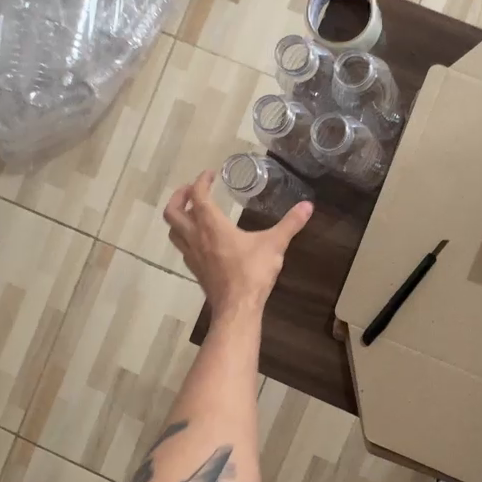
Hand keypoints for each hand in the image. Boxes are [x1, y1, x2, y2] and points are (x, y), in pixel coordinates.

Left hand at [163, 169, 311, 318]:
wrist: (237, 307)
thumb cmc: (252, 272)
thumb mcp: (275, 245)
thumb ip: (290, 224)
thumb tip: (308, 206)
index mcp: (211, 224)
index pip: (198, 195)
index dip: (201, 181)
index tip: (210, 174)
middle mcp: (195, 236)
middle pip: (173, 211)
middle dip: (179, 197)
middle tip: (191, 190)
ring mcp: (192, 254)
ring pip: (173, 230)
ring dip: (178, 217)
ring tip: (191, 212)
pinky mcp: (195, 269)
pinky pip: (182, 247)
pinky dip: (185, 236)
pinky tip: (199, 239)